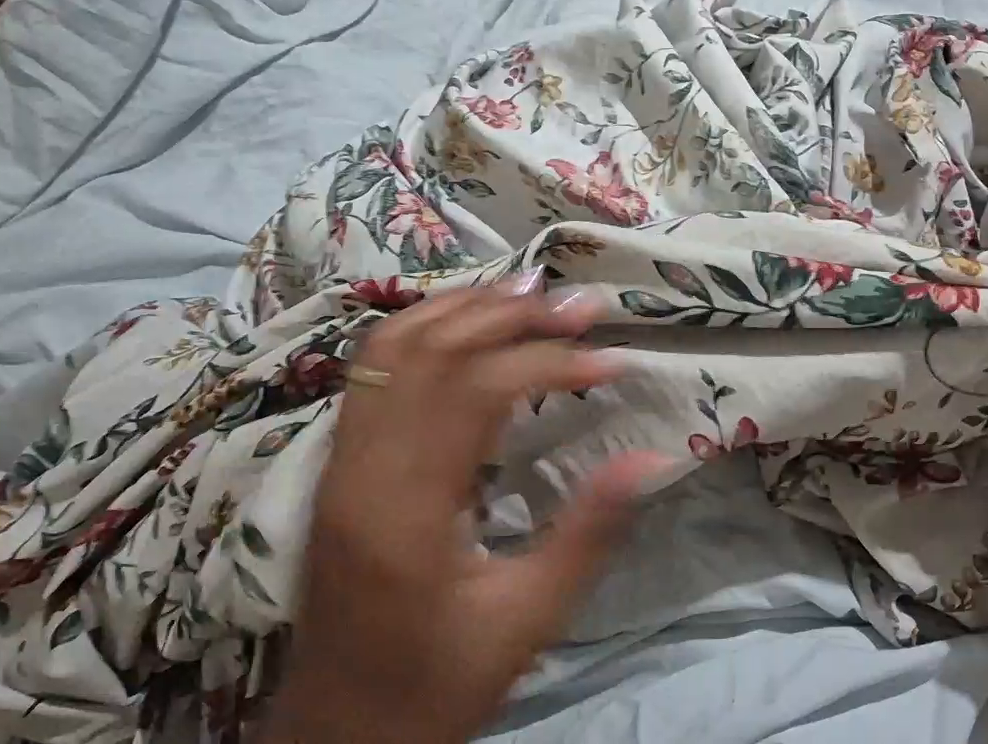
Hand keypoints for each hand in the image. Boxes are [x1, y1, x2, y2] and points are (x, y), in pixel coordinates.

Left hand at [267, 278, 665, 743]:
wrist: (338, 731)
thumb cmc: (436, 683)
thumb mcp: (526, 623)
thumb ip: (587, 535)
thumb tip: (650, 456)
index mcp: (406, 508)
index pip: (476, 390)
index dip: (548, 361)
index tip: (611, 362)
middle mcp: (361, 465)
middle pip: (431, 349)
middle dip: (511, 314)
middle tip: (579, 303)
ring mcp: (338, 458)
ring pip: (393, 346)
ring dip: (463, 306)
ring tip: (529, 288)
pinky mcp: (336, 461)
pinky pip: (372, 368)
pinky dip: (423, 327)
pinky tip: (466, 320)